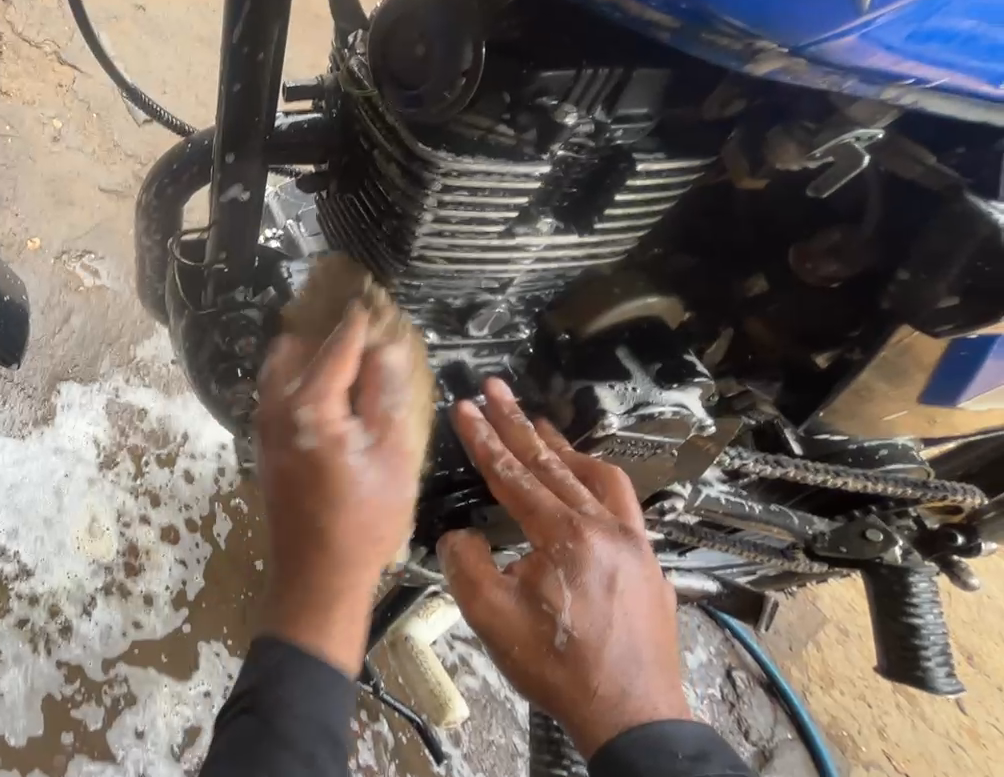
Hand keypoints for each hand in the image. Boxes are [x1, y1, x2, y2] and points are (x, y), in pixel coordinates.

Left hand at [254, 299, 428, 677]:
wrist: (316, 573)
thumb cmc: (364, 519)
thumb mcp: (392, 456)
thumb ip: (384, 395)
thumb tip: (385, 348)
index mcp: (309, 405)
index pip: (336, 347)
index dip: (356, 323)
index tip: (369, 300)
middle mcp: (275, 405)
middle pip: (296, 348)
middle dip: (324, 330)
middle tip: (355, 322)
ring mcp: (262, 422)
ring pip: (278, 366)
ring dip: (306, 351)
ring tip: (342, 348)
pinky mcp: (262, 438)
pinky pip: (274, 388)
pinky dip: (295, 374)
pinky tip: (324, 385)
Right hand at [439, 379, 691, 756]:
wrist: (633, 717)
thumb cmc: (558, 667)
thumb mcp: (489, 616)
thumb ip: (463, 562)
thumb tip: (460, 534)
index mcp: (565, 538)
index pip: (512, 474)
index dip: (483, 439)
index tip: (464, 407)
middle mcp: (605, 530)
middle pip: (551, 463)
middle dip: (516, 423)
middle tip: (495, 389)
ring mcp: (633, 545)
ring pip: (594, 476)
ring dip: (558, 445)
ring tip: (536, 421)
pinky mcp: (647, 563)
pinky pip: (620, 501)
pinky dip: (592, 475)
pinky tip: (581, 474)